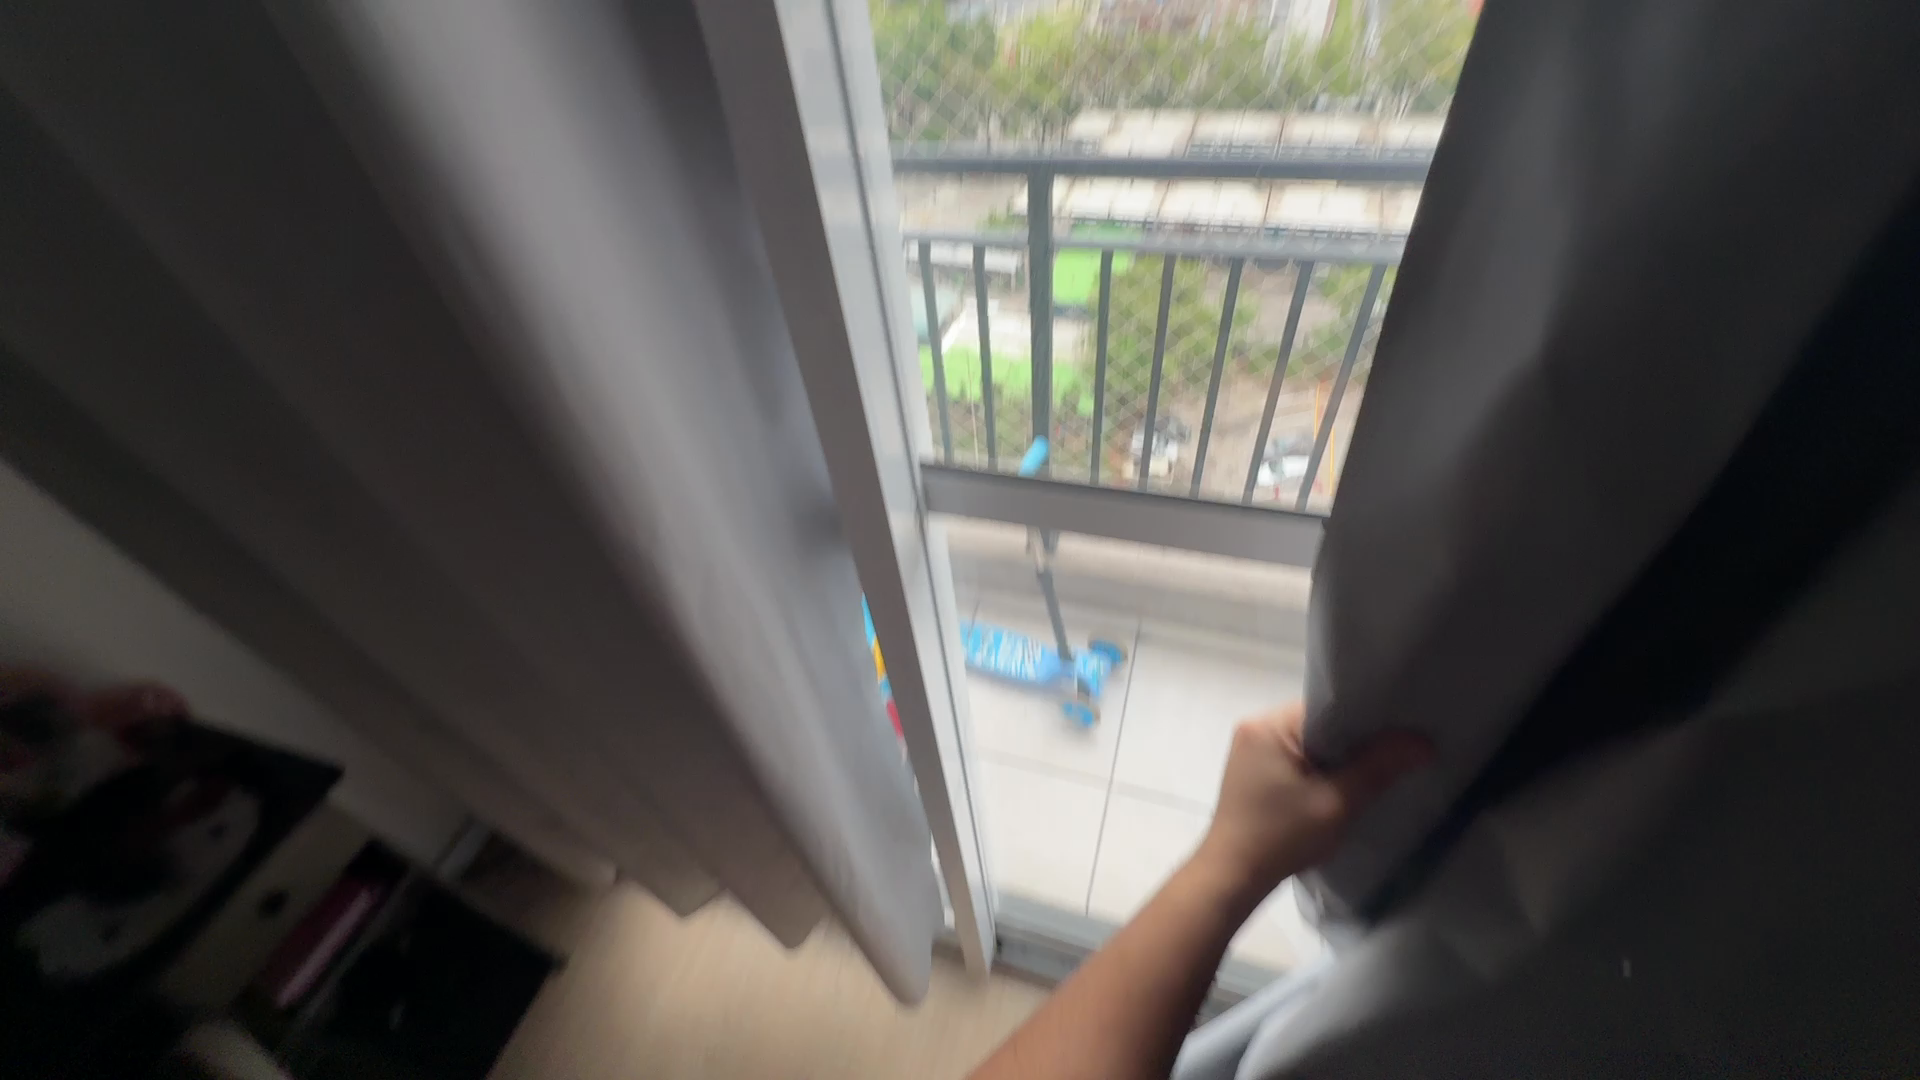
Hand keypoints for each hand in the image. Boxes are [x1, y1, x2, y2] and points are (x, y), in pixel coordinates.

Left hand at [1192, 702, 1431, 901]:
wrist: (1234, 874)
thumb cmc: (1281, 835)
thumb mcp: (1336, 803)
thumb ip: (1378, 767)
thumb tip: (1423, 740)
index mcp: (1266, 725)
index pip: (1325, 706)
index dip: (1366, 716)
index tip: (1404, 726)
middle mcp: (1255, 728)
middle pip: (1318, 723)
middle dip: (1356, 739)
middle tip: (1403, 748)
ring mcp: (1252, 750)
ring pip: (1309, 743)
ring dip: (1340, 757)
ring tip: (1383, 766)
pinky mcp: (1255, 771)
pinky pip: (1297, 759)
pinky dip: (1322, 769)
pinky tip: (1349, 784)